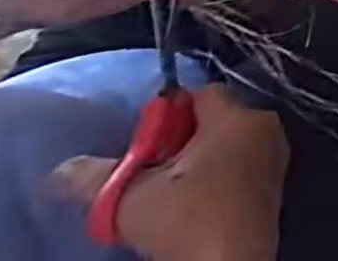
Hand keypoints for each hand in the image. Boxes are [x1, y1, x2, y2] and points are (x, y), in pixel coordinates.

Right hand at [51, 85, 287, 260]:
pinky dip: (216, 171)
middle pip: (216, 116)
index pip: (203, 93)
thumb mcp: (131, 199)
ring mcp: (274, 149)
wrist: (230, 258)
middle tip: (146, 168)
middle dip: (178, 138)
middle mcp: (264, 123)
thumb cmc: (186, 219)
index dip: (168, 112)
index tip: (140, 142)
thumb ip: (96, 177)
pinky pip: (242, 159)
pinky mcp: (274, 175)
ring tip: (164, 188)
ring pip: (229, 139)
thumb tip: (62, 168)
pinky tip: (191, 200)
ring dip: (196, 157)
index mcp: (238, 117)